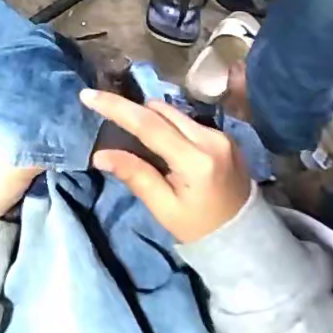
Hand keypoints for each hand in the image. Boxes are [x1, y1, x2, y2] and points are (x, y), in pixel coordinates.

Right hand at [80, 88, 250, 242]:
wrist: (243, 237)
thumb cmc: (198, 228)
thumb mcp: (164, 207)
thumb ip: (136, 176)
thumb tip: (101, 155)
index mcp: (196, 160)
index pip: (149, 125)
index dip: (117, 108)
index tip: (88, 95)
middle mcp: (211, 139)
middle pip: (161, 112)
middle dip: (130, 108)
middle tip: (103, 108)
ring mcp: (221, 135)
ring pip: (174, 113)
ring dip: (150, 116)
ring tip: (127, 125)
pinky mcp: (224, 136)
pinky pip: (187, 121)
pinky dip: (168, 125)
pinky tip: (157, 139)